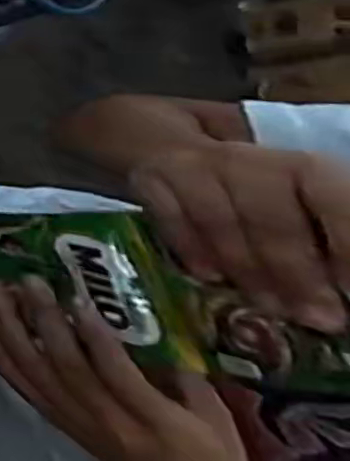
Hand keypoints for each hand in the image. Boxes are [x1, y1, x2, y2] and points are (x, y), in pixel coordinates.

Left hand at [0, 277, 244, 460]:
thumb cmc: (207, 455)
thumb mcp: (214, 421)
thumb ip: (183, 376)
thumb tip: (145, 325)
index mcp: (158, 423)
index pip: (117, 374)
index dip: (95, 336)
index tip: (77, 299)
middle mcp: (109, 422)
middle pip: (65, 365)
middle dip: (43, 317)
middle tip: (28, 280)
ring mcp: (75, 421)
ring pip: (30, 368)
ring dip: (6, 324)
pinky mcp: (55, 420)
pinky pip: (17, 381)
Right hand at [127, 140, 349, 331]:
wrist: (196, 173)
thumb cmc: (279, 208)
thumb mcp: (316, 223)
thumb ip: (332, 252)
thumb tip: (344, 294)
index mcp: (308, 169)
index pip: (334, 202)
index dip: (347, 247)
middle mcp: (245, 161)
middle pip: (269, 217)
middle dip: (295, 272)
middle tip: (317, 318)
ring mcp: (188, 167)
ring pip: (215, 218)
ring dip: (245, 269)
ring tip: (268, 305)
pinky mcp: (148, 177)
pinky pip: (168, 215)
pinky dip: (190, 248)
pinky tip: (209, 276)